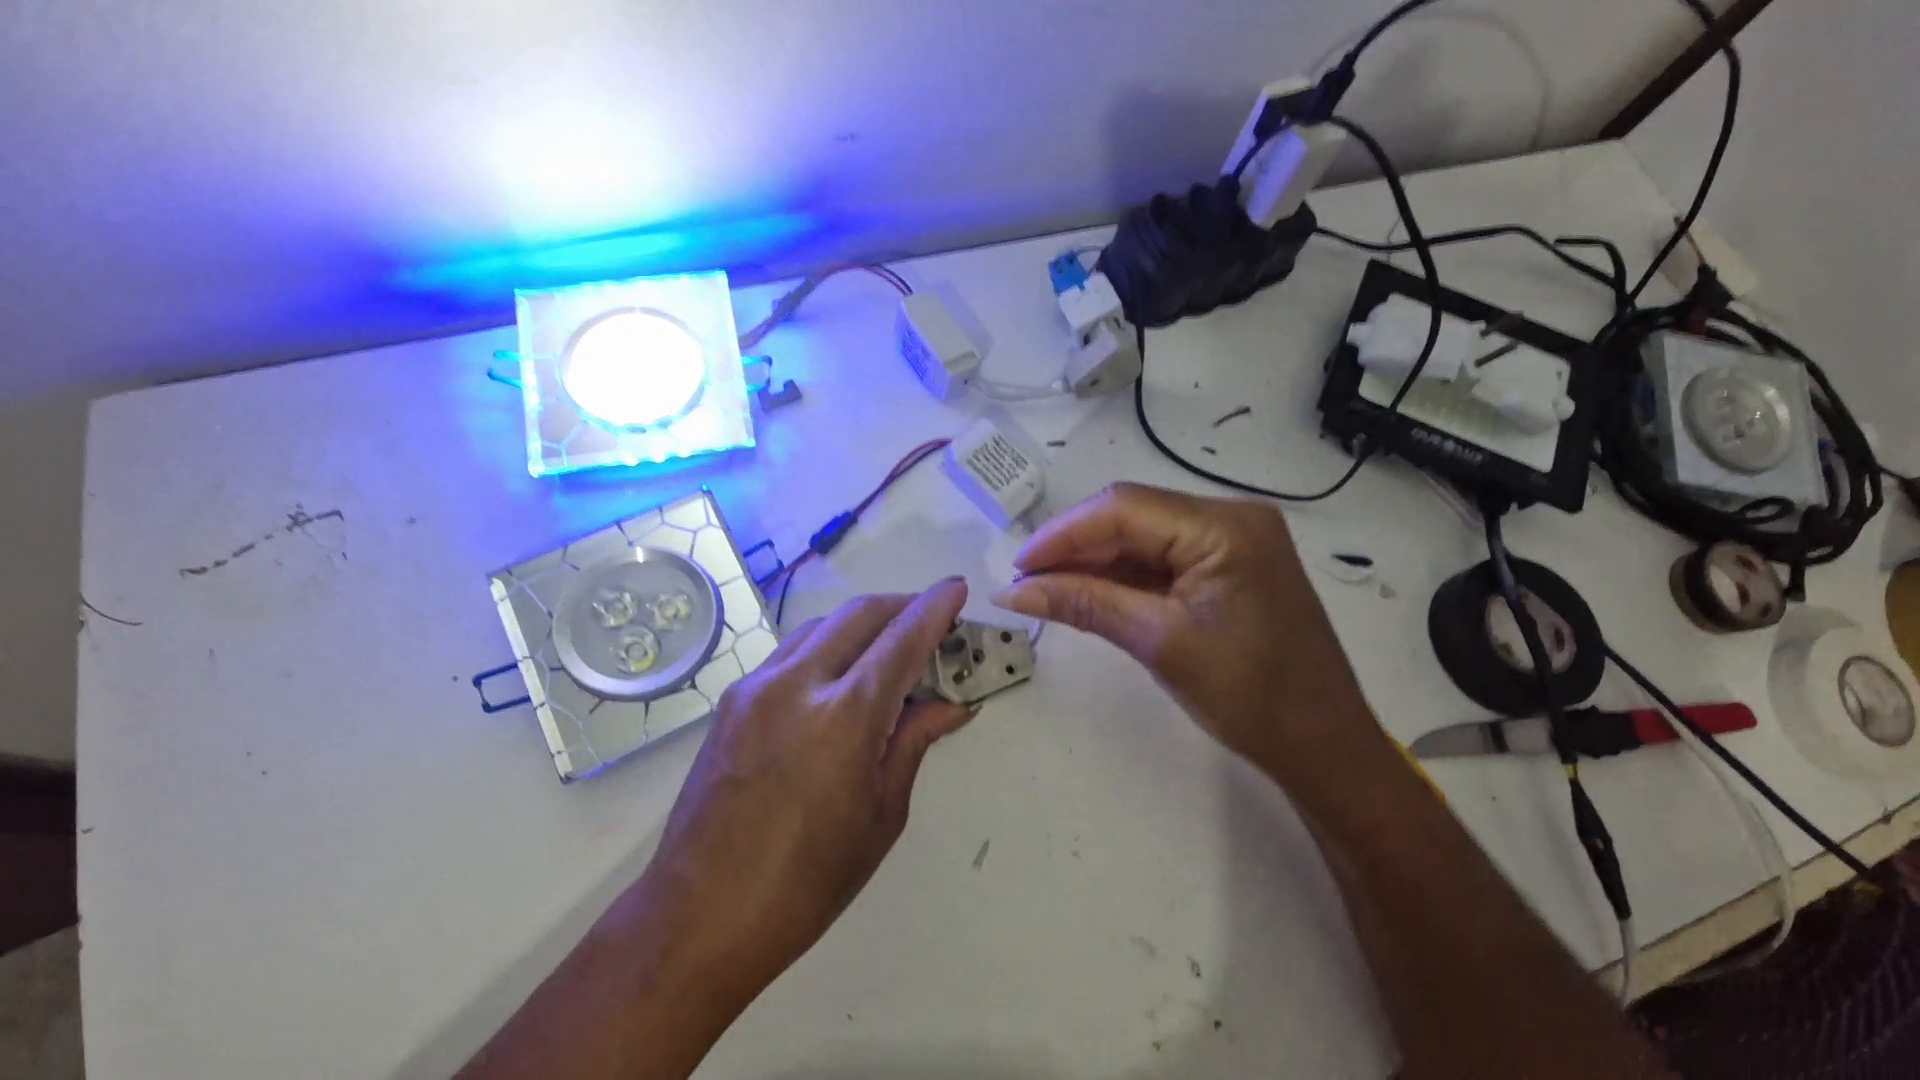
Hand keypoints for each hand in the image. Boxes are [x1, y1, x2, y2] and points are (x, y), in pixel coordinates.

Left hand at [636, 578, 973, 1003]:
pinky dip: (826, 647)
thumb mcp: (881, 815)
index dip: (935, 608)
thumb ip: (912, 743)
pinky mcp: (732, 702)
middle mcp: (797, 683)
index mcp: (844, 715)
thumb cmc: (808, 881)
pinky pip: (790, 653)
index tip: (958, 588)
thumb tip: (950, 704)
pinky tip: (840, 678)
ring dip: (861, 624)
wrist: (701, 914)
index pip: (902, 639)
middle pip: (859, 614)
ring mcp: (756, 687)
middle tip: (932, 622)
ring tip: (889, 649)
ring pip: (820, 626)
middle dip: (901, 606)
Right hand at [990, 483, 1384, 783]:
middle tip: (1027, 584)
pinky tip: (1090, 593)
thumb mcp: (1159, 644)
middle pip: (1133, 515)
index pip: (1124, 508)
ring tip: (1048, 590)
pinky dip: (1126, 575)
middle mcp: (1232, 517)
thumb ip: (1086, 603)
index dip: (1062, 534)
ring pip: (1145, 535)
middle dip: (1076, 547)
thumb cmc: (1249, 696)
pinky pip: (1166, 556)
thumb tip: (1014, 591)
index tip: (1017, 569)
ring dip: (1097, 561)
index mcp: (1224, 528)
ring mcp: (1235, 539)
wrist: (1322, 742)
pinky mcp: (1232, 564)